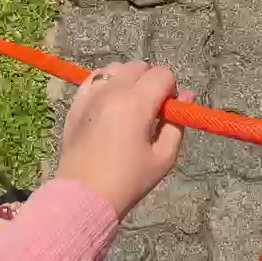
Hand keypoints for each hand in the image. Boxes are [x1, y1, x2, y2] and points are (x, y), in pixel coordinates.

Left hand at [53, 61, 186, 217]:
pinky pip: (93, 78)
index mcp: (136, 104)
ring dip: (127, 79)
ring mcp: (90, 96)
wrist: (85, 194)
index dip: (170, 89)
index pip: (162, 74)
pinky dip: (105, 83)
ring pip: (115, 68)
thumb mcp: (163, 157)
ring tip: (129, 105)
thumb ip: (177, 123)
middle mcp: (112, 92)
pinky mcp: (76, 103)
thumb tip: (185, 96)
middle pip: (139, 66)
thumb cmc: (128, 180)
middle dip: (150, 81)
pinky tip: (109, 104)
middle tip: (150, 109)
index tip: (167, 110)